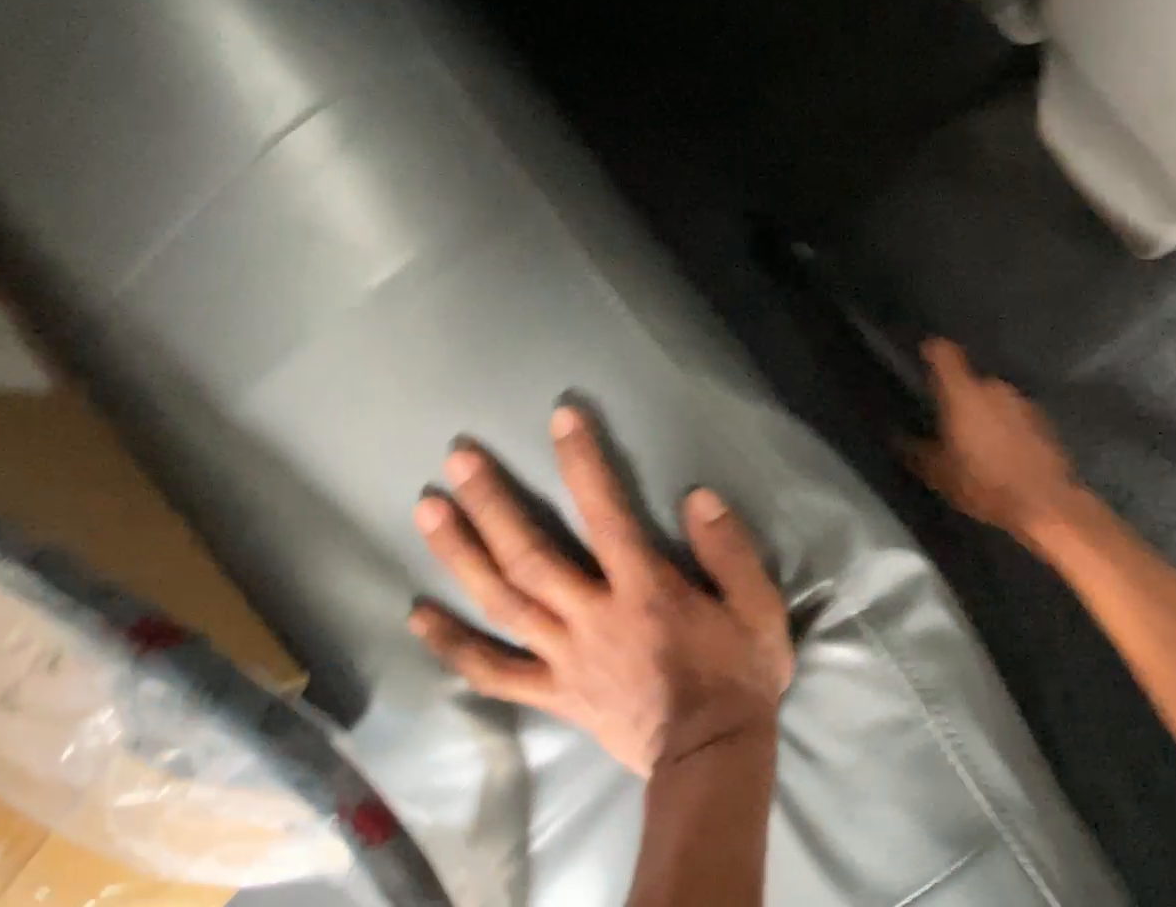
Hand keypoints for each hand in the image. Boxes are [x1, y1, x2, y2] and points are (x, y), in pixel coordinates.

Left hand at [407, 406, 792, 776]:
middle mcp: (593, 617)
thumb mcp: (758, 607)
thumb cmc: (738, 675)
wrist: (712, 756)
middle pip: (530, 556)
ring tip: (426, 510)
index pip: (606, 515)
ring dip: (460, 555)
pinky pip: (494, 671)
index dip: (582, 463)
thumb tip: (695, 497)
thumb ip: (729, 550)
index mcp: (644, 591)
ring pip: (501, 603)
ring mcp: (565, 658)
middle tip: (458, 458)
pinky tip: (417, 616)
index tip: (560, 418)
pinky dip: (452, 645)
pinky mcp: (553, 694)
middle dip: (492, 503)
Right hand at [907, 338, 1082, 537]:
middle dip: (959, 398)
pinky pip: (1013, 415)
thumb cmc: (984, 484)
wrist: (1045, 502)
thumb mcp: (940, 474)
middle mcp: (993, 387)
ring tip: (978, 443)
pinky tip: (1003, 452)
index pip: (943, 353)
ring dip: (984, 413)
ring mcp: (1021, 401)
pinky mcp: (1042, 419)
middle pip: (969, 381)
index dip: (931, 350)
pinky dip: (1006, 426)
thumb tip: (898, 438)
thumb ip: (916, 451)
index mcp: (963, 394)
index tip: (923, 356)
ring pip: (993, 399)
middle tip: (949, 425)